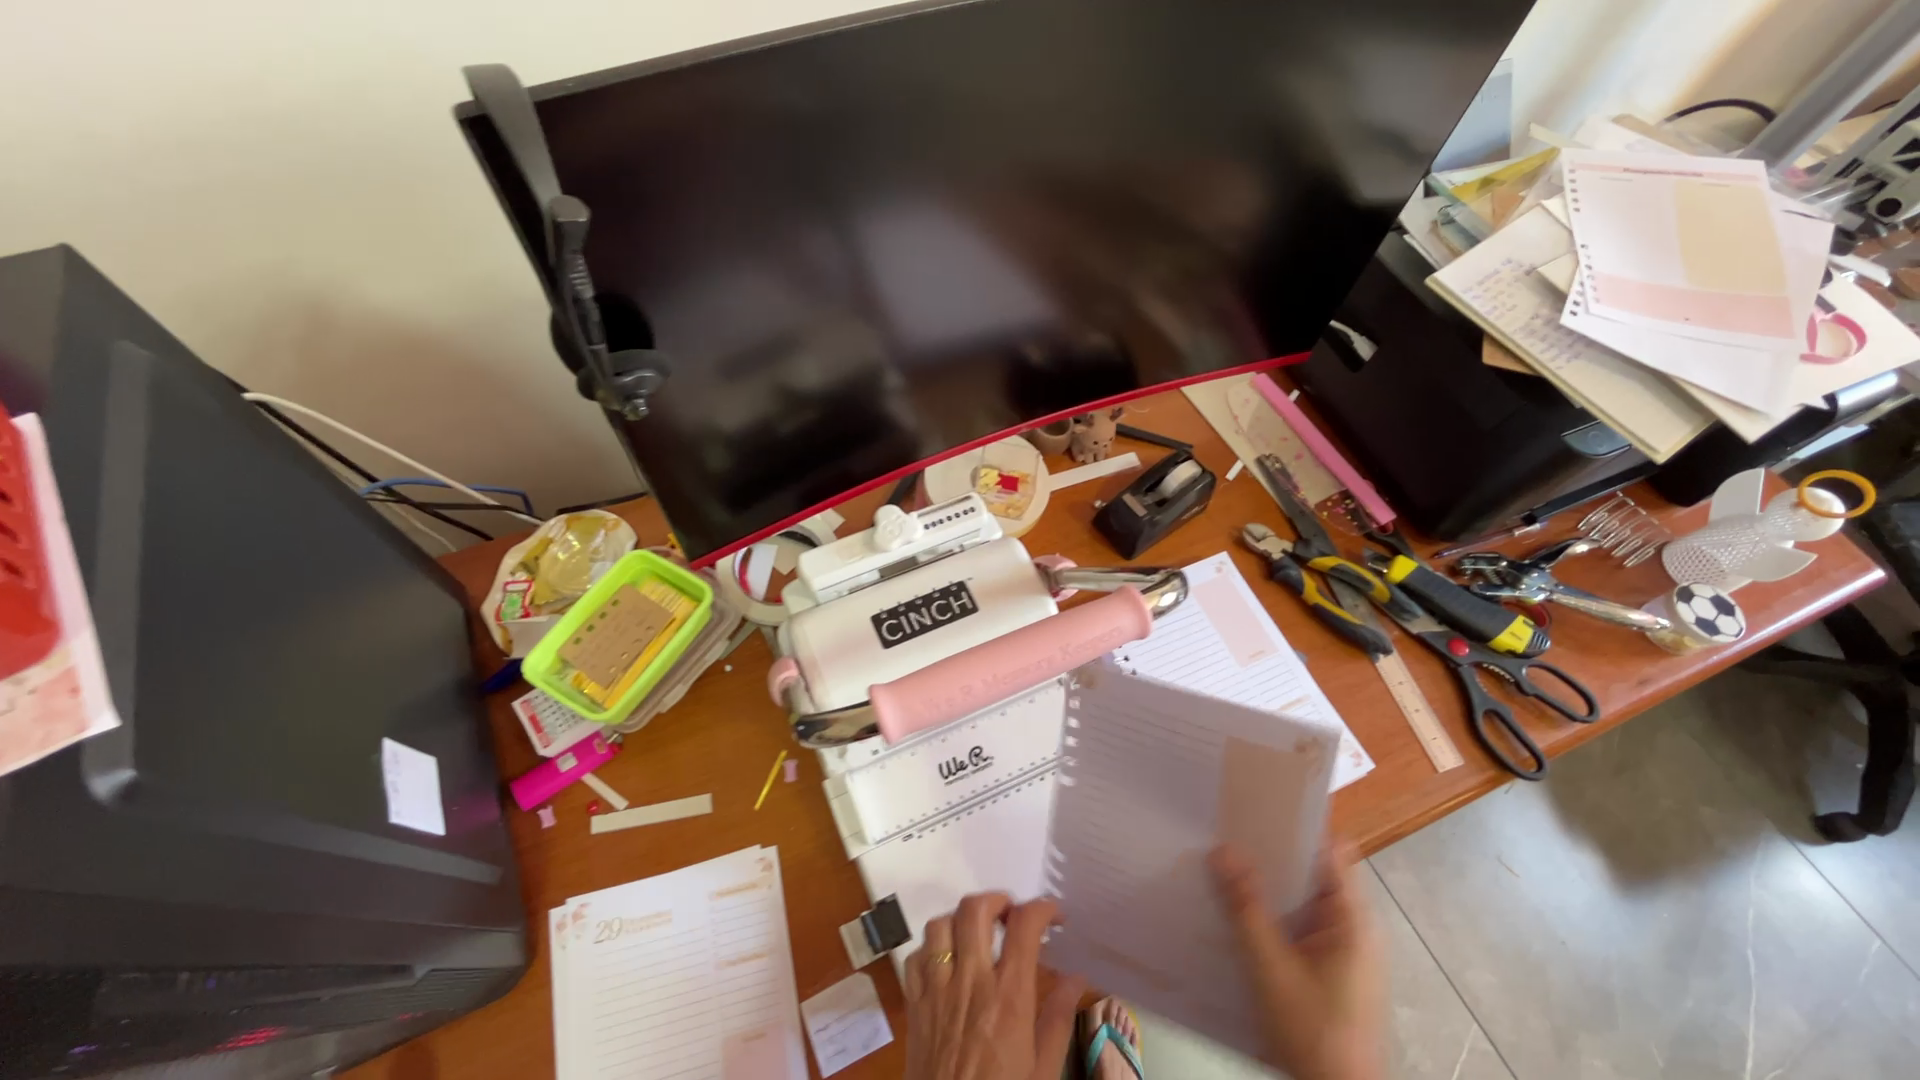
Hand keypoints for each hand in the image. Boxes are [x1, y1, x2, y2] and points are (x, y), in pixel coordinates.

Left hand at [902, 892, 1087, 1079]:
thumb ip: (1059, 1017)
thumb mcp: (1043, 1068)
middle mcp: (971, 980)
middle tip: (1011, 915)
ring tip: (977, 933)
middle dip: (997, 900)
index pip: (1024, 926)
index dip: (1042, 908)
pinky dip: (932, 948)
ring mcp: (936, 988)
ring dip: (961, 919)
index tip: (1053, 916)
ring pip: (940, 924)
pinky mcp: (913, 1003)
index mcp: (1009, 996)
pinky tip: (947, 961)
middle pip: (975, 909)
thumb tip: (1076, 978)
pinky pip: (916, 956)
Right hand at [1209, 843, 1384, 1079]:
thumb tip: (1223, 849)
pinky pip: (1300, 928)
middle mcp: (1356, 928)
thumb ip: (1247, 908)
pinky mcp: (1331, 972)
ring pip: (1302, 902)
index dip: (1295, 823)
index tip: (1254, 806)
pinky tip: (1236, 916)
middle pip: (1312, 873)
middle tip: (1223, 834)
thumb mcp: (1270, 969)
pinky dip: (1272, 917)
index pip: (1330, 849)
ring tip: (1220, 868)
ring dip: (1267, 888)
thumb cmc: (1313, 1032)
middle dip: (1269, 855)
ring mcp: (1345, 952)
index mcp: (1353, 919)